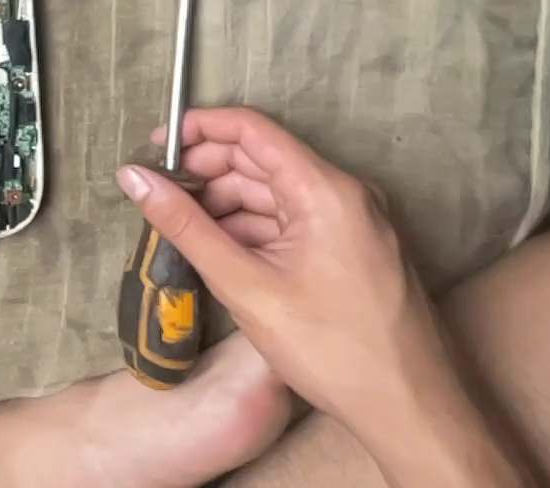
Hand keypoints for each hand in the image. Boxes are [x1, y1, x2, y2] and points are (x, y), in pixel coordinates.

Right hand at [115, 108, 449, 429]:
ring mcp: (349, 221)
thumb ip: (182, 223)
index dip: (197, 128)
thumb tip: (131, 175)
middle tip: (158, 193)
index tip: (155, 148)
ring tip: (181, 226)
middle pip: (256, 157)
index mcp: (325, 192)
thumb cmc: (334, 350)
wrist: (417, 420)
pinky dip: (244, 223)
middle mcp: (343, 194)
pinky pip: (284, 215)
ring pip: (266, 188)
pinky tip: (216, 248)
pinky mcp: (346, 245)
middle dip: (202, 169)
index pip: (250, 128)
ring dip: (219, 200)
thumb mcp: (242, 284)